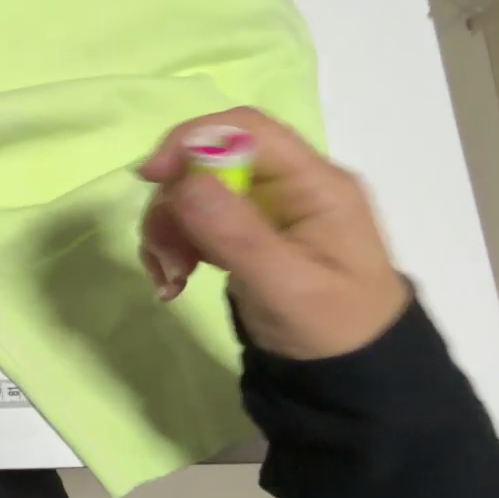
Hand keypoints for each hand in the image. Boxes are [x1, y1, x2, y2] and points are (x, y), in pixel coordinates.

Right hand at [138, 108, 410, 359]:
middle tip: (164, 256)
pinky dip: (168, 247)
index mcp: (313, 183)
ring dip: (164, 232)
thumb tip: (183, 183)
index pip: (245, 129)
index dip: (190, 141)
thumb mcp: (284, 285)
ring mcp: (260, 207)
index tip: (151, 179)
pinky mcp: (238, 229)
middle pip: (203, 163)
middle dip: (171, 205)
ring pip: (187, 195)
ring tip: (170, 278)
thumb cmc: (329, 324)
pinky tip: (172, 281)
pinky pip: (186, 221)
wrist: (347, 368)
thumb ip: (236, 233)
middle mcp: (285, 184)